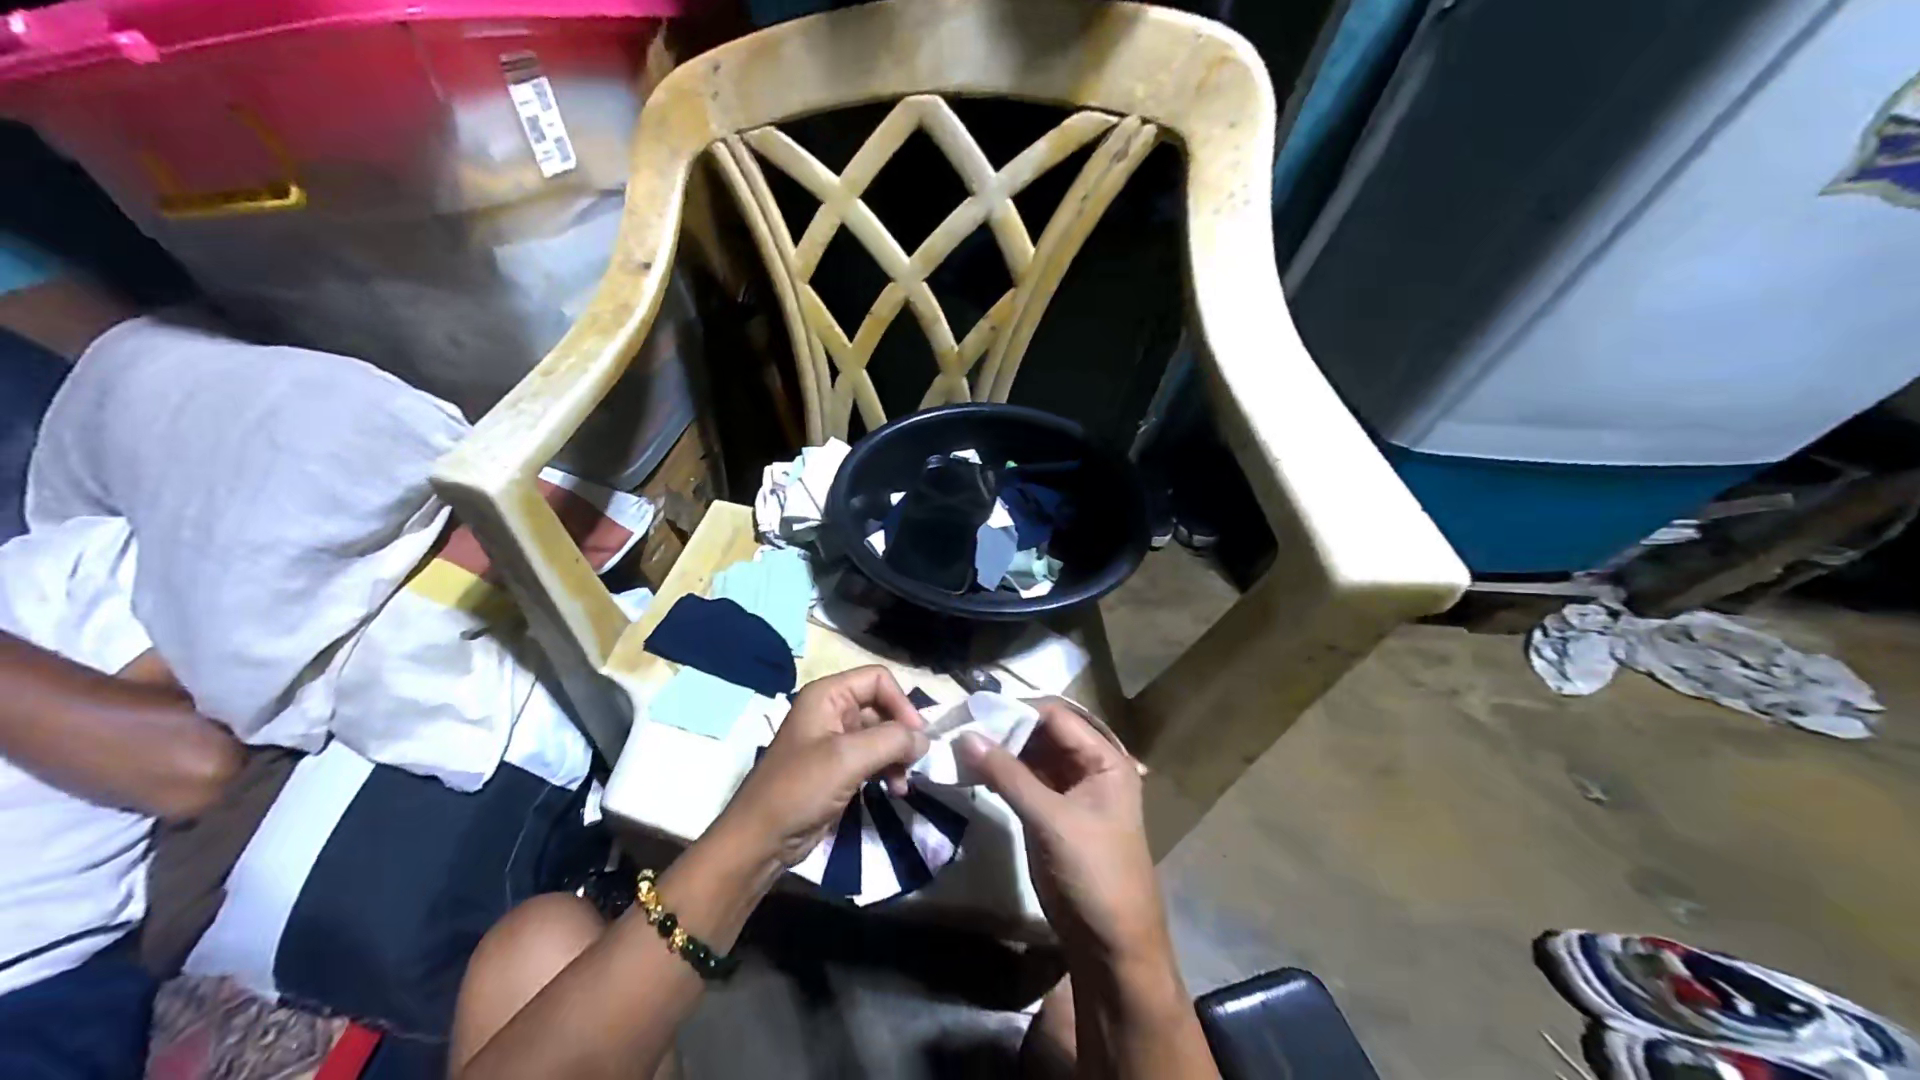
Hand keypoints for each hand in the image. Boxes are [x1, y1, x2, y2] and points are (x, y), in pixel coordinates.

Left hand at [710, 666, 929, 872]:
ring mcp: (834, 741)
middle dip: (901, 733)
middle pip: (882, 706)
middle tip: (914, 762)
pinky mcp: (838, 768)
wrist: (760, 840)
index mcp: (827, 695)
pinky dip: (888, 770)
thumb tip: (925, 739)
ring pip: (881, 735)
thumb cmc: (799, 789)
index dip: (901, 703)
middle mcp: (831, 710)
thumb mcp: (848, 759)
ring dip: (897, 755)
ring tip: (903, 783)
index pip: (878, 680)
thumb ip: (891, 741)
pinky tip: (895, 790)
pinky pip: (873, 758)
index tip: (916, 736)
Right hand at [956, 702, 1165, 964]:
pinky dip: (1000, 773)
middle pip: (1042, 733)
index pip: (1056, 717)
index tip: (973, 710)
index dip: (1016, 710)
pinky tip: (971, 769)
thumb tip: (965, 736)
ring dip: (999, 750)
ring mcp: (1070, 790)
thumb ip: (1009, 776)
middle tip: (960, 725)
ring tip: (959, 743)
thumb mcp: (1052, 821)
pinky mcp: (1051, 813)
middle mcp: (1090, 766)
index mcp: (1105, 759)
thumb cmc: (1094, 873)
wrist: (1111, 945)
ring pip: (1030, 756)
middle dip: (1004, 728)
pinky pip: (1024, 780)